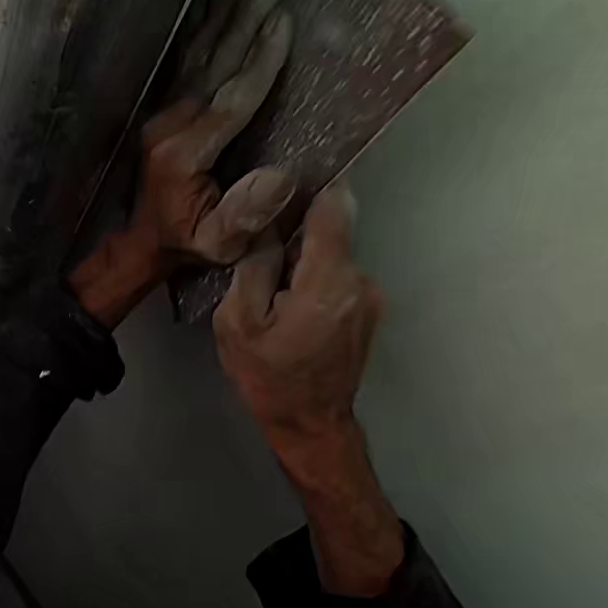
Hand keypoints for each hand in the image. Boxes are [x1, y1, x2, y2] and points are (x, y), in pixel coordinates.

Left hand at [70, 0, 296, 326]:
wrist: (140, 239)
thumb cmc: (185, 242)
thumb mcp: (217, 243)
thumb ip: (244, 214)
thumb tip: (282, 176)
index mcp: (186, 153)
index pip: (231, 99)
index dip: (259, 61)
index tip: (282, 22)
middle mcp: (171, 125)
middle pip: (214, 62)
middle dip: (244, 17)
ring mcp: (163, 114)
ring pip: (197, 53)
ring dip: (222, 11)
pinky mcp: (162, 110)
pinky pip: (184, 61)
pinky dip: (202, 28)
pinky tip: (216, 2)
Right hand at [214, 183, 401, 595]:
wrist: (310, 426)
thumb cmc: (269, 376)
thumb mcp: (237, 322)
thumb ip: (253, 266)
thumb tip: (266, 224)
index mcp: (328, 281)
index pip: (334, 207)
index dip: (311, 187)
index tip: (285, 181)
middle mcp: (359, 281)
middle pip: (331, 229)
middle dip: (296, 232)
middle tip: (260, 244)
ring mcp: (370, 298)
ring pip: (333, 254)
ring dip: (304, 259)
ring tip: (272, 282)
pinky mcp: (368, 311)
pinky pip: (339, 276)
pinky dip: (316, 278)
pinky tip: (290, 303)